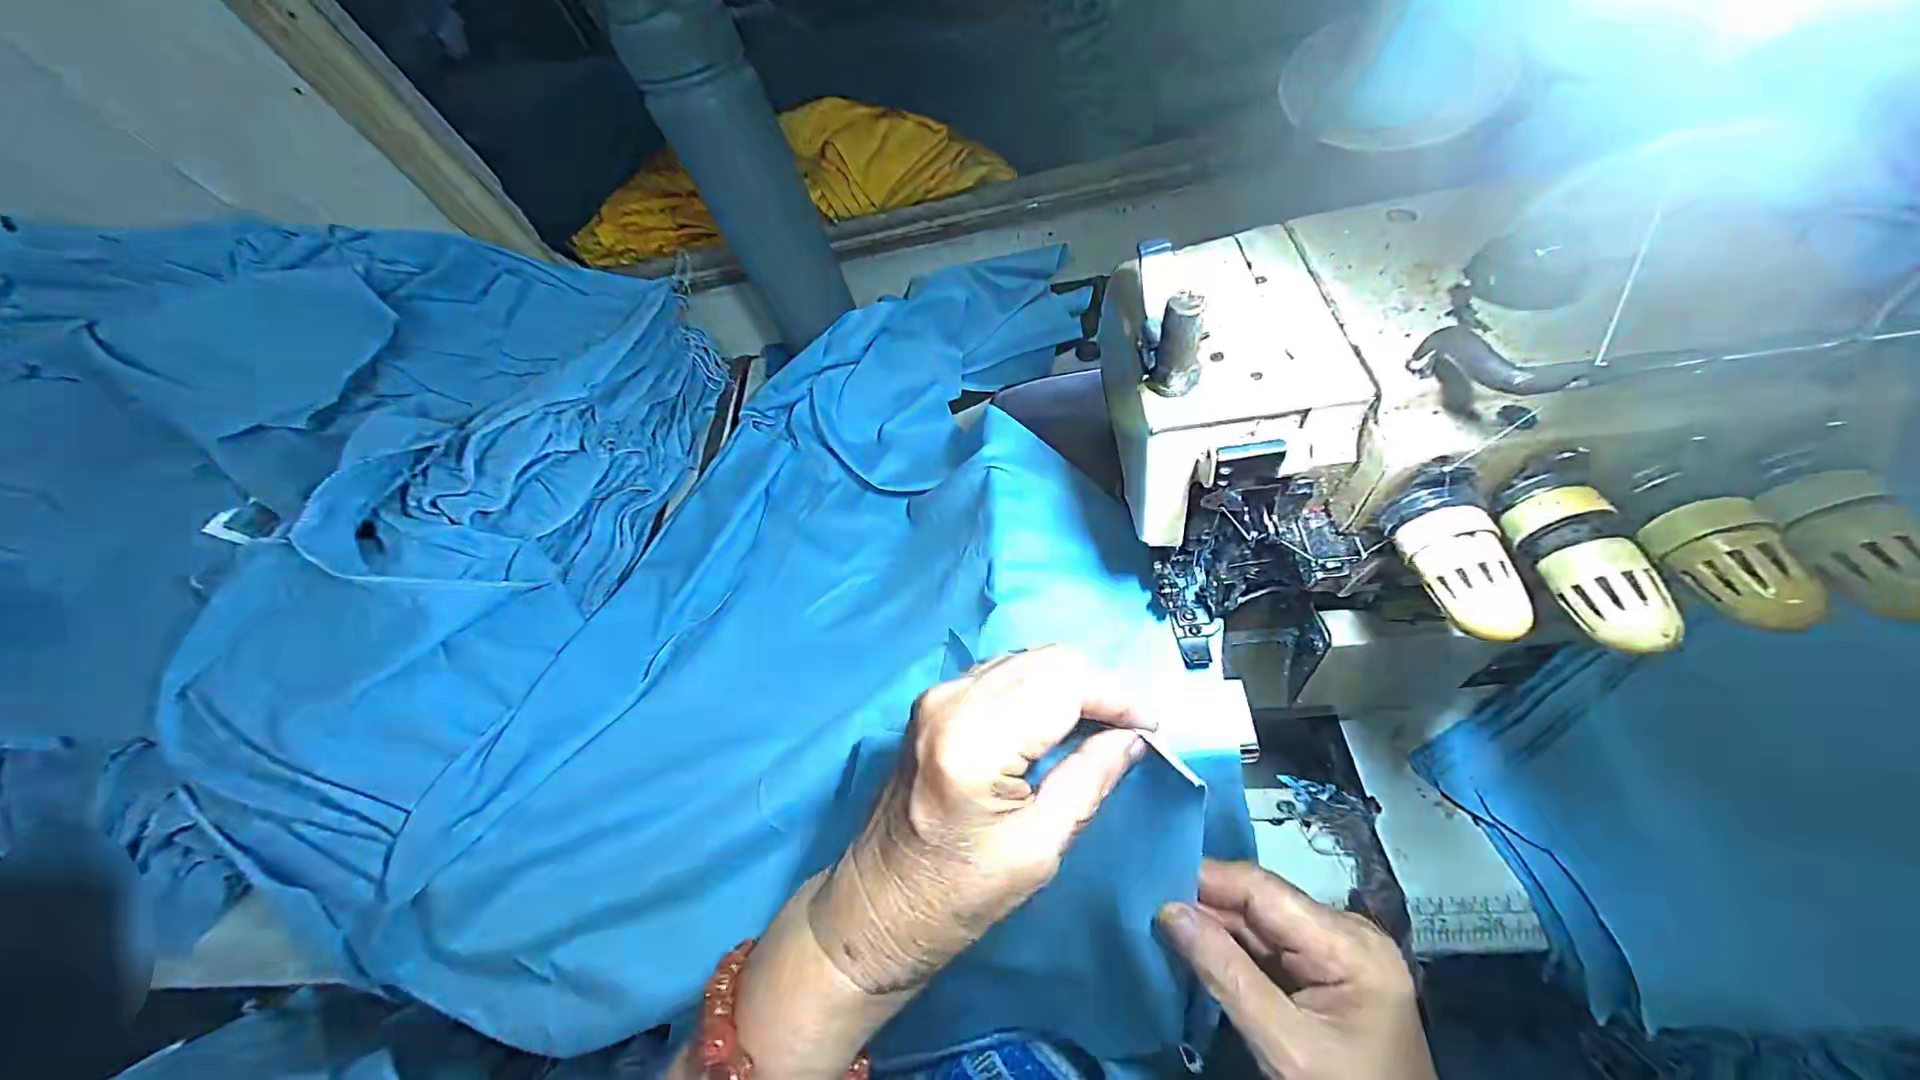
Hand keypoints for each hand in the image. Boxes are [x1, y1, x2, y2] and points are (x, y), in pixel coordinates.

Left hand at [810, 644, 1154, 992]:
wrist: (879, 901)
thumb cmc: (957, 894)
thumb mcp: (1038, 848)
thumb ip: (1090, 779)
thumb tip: (1135, 737)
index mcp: (972, 741)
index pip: (1062, 685)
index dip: (1116, 696)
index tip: (1153, 724)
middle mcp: (951, 700)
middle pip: (1046, 661)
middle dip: (1099, 685)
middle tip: (1133, 725)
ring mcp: (938, 694)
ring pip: (1026, 659)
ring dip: (1072, 682)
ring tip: (1105, 721)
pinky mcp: (935, 700)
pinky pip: (1003, 671)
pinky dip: (1041, 684)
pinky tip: (1062, 715)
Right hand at [1158, 860, 1435, 1079]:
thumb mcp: (1284, 1047)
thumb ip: (1225, 973)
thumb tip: (1168, 910)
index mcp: (1349, 943)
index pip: (1261, 888)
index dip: (1204, 878)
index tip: (1150, 882)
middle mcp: (1347, 931)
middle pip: (1259, 900)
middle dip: (1204, 903)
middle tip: (1148, 905)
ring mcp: (1338, 948)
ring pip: (1258, 919)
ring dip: (1212, 923)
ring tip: (1162, 921)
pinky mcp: (1326, 968)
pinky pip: (1268, 943)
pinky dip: (1231, 946)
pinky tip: (1195, 945)